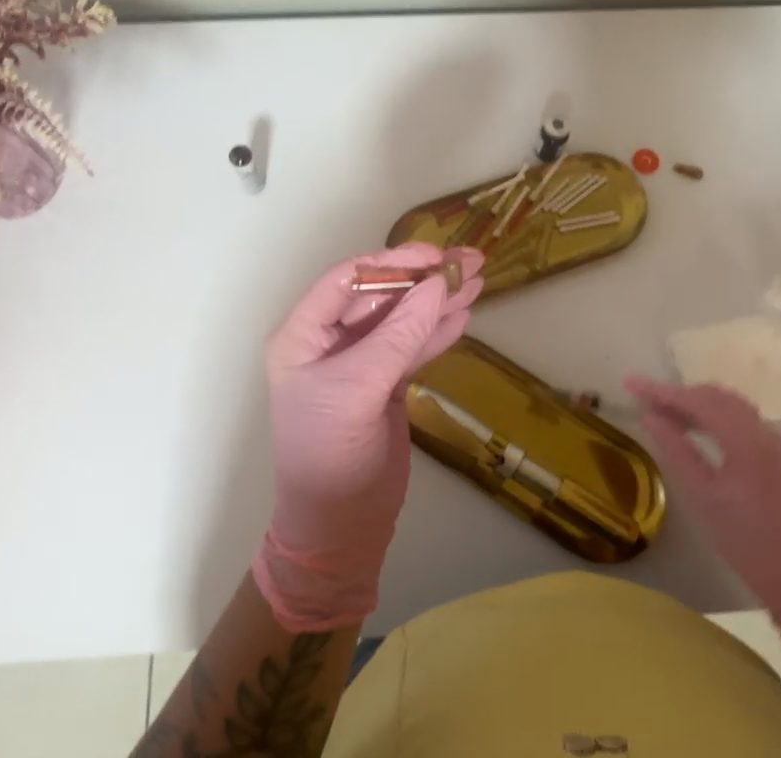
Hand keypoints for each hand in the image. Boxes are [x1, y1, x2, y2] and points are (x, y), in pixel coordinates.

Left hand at [254, 244, 484, 631]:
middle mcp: (329, 341)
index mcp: (303, 335)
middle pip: (379, 294)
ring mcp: (360, 362)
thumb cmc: (330, 454)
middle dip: (422, 277)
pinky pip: (413, 346)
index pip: (346, 279)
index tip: (434, 254)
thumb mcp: (357, 389)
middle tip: (469, 260)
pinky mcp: (385, 384)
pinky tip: (463, 313)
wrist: (339, 526)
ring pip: (402, 318)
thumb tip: (438, 285)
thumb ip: (398, 336)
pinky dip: (438, 330)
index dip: (390, 261)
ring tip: (477, 278)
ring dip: (437, 299)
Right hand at [628, 376, 780, 643]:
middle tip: (643, 398)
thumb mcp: (702, 495)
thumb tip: (649, 416)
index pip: (699, 402)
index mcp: (747, 442)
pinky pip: (740, 417)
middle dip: (678, 393)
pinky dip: (713, 413)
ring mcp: (774, 439)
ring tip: (661, 410)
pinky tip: (692, 425)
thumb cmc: (742, 539)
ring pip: (729, 404)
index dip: (663, 391)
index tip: (632, 383)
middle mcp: (765, 431)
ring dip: (695, 402)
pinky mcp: (775, 450)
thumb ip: (676, 450)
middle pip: (716, 396)